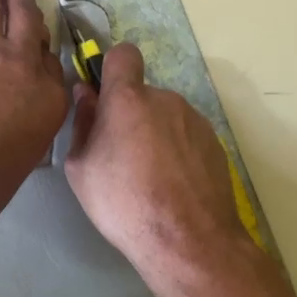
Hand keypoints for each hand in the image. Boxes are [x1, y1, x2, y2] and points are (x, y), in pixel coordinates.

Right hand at [65, 44, 253, 286]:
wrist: (188, 241)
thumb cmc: (123, 202)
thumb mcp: (81, 167)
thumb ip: (83, 123)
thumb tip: (87, 95)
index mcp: (128, 99)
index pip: (123, 55)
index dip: (112, 68)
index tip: (105, 96)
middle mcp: (165, 99)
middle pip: (142, 95)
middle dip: (131, 115)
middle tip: (120, 155)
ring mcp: (195, 120)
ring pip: (165, 117)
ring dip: (155, 134)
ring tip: (149, 177)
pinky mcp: (215, 144)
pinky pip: (186, 137)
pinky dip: (177, 152)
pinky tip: (172, 186)